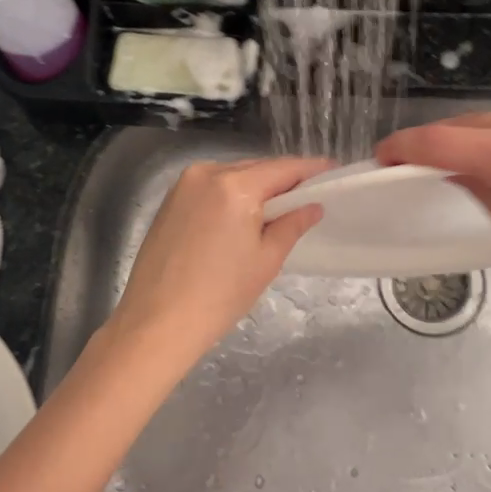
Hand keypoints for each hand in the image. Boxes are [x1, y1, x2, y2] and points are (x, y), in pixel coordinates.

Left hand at [104, 156, 330, 361]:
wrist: (157, 323)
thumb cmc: (220, 295)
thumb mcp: (266, 260)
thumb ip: (292, 224)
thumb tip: (313, 206)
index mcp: (235, 185)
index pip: (283, 168)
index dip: (310, 170)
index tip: (333, 172)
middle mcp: (207, 173)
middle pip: (256, 168)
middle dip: (282, 180)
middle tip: (309, 194)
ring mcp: (184, 185)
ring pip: (233, 176)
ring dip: (256, 187)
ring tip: (279, 208)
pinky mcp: (170, 201)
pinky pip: (211, 187)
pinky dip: (231, 195)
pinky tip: (243, 216)